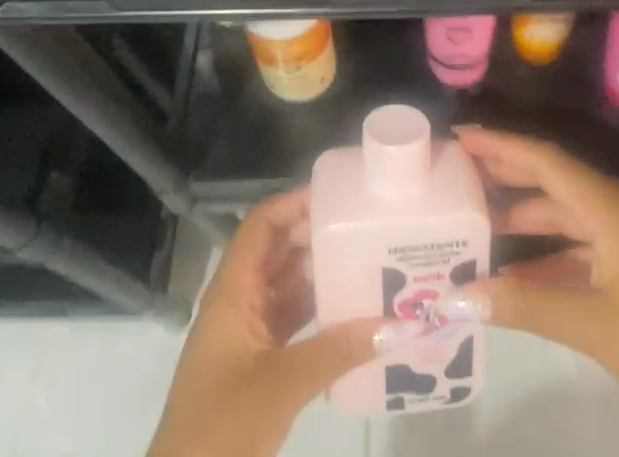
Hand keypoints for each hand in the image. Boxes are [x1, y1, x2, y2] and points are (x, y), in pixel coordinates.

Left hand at [149, 188, 416, 456]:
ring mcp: (247, 334)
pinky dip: (319, 312)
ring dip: (321, 274)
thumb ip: (338, 350)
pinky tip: (354, 311)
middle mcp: (238, 303)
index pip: (259, 226)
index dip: (292, 203)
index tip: (338, 195)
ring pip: (286, 287)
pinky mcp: (257, 363)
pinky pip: (292, 321)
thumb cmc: (221, 422)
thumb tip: (397, 324)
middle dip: (316, 235)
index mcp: (231, 292)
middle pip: (276, 252)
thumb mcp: (282, 383)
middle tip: (366, 226)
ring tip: (370, 259)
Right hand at [445, 127, 618, 456]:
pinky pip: (582, 251)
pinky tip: (517, 275)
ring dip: (525, 220)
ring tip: (476, 224)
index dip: (502, 145)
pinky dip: (548, 256)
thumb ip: (524, 304)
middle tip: (456, 172)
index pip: (548, 162)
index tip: (460, 136)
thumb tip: (457, 295)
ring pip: (568, 219)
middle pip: (556, 183)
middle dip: (507, 174)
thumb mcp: (593, 325)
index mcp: (614, 212)